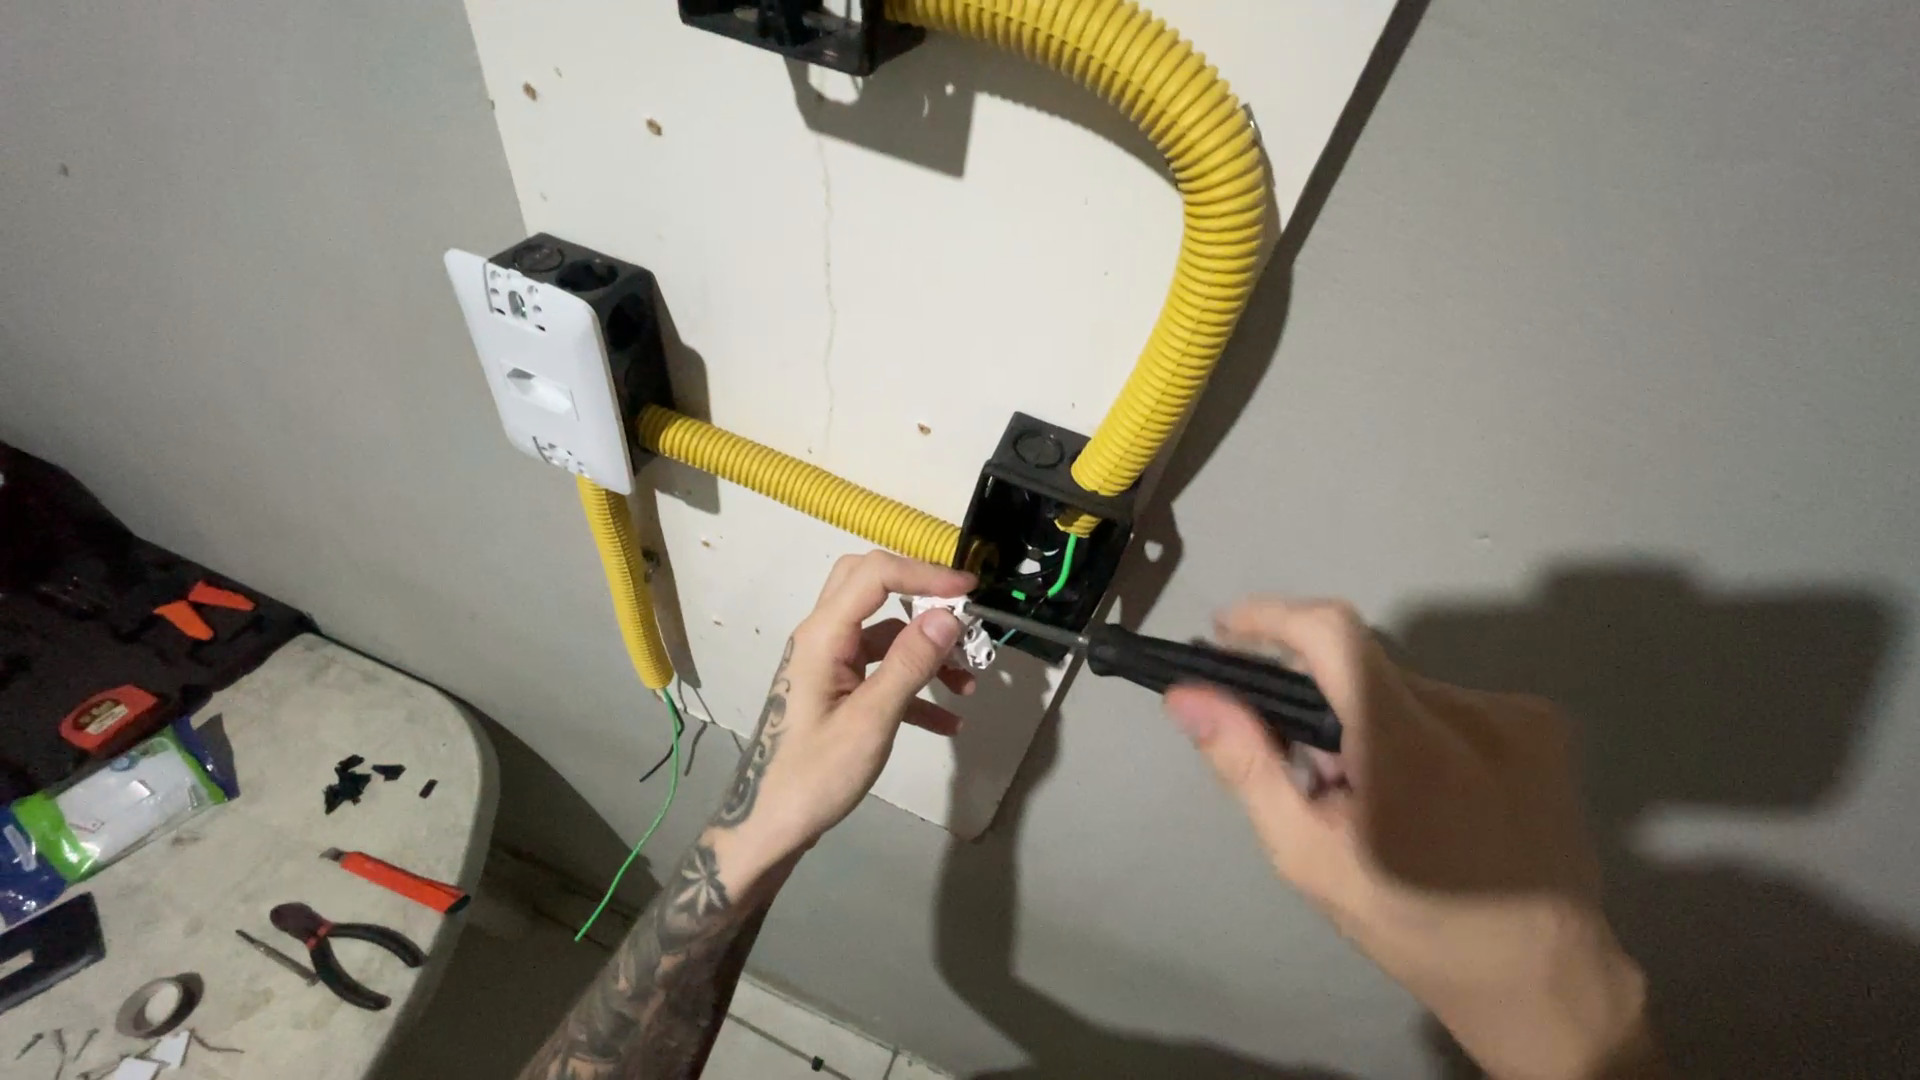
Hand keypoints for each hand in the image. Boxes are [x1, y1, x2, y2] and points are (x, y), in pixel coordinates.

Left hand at [712, 552, 974, 879]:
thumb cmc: (815, 775)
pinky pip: (882, 672)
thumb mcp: (870, 721)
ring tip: (966, 684)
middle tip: (960, 612)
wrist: (770, 827)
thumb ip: (909, 664)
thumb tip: (948, 617)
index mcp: (824, 636)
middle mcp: (824, 638)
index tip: (968, 592)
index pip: (875, 574)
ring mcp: (830, 664)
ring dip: (926, 651)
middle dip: (920, 593)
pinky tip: (948, 721)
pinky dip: (916, 687)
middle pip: (871, 586)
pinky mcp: (838, 690)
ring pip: (884, 633)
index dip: (924, 574)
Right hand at [1165, 599, 1661, 1079]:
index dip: (1272, 616)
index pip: (1334, 635)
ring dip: (1361, 712)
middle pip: (1358, 663)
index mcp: (1409, 749)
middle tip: (1302, 761)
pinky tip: (1416, 782)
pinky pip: (1440, 697)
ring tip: (1362, 785)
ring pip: (1397, 680)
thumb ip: (1246, 765)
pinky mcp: (1540, 721)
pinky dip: (1405, 722)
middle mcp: (1471, 712)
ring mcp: (1516, 714)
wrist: (1547, 979)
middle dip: (1313, 694)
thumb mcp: (1308, 856)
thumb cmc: (1413, 925)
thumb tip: (1186, 695)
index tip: (1226, 631)